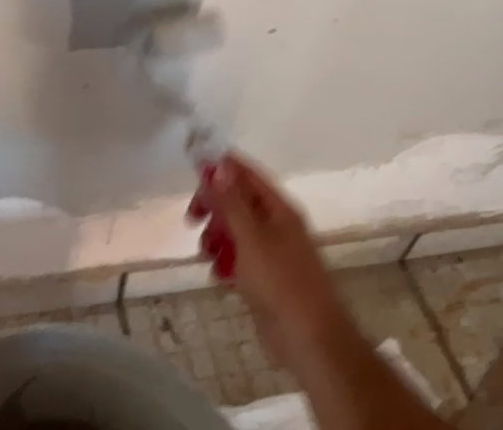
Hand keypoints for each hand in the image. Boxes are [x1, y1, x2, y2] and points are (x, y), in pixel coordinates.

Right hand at [189, 154, 354, 369]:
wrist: (310, 340)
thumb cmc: (280, 282)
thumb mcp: (250, 237)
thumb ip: (232, 201)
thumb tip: (218, 163)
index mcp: (278, 209)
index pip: (246, 174)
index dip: (220, 168)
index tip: (192, 169)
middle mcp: (276, 224)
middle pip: (238, 201)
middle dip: (214, 207)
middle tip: (192, 218)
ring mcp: (272, 252)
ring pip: (235, 230)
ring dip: (216, 236)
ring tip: (207, 254)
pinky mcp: (265, 277)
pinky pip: (239, 258)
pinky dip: (226, 261)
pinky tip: (219, 275)